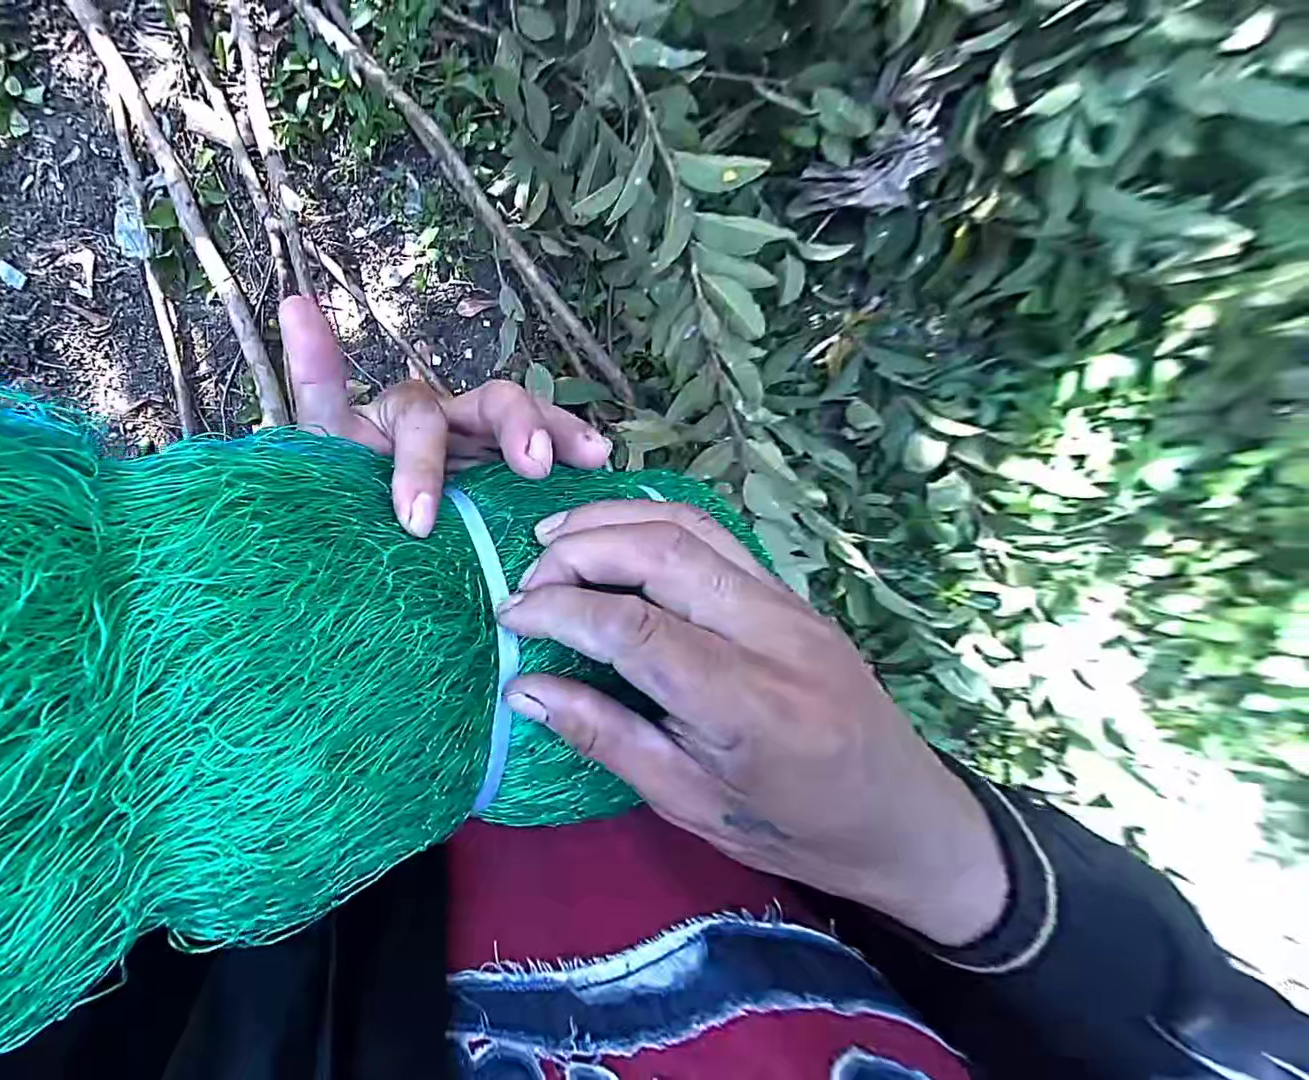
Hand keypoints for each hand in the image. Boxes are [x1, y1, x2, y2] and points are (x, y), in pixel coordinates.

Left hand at [280, 295, 610, 535]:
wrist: (364, 530)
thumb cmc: (342, 480)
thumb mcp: (322, 437)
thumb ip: (316, 377)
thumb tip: (296, 301)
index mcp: (404, 415)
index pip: (420, 418)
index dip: (421, 463)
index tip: (417, 519)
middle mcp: (450, 423)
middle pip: (493, 402)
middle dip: (514, 428)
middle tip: (531, 467)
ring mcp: (483, 449)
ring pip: (529, 424)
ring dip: (559, 432)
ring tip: (592, 454)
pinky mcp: (507, 478)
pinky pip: (549, 460)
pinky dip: (574, 460)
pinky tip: (600, 472)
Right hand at [493, 499, 1008, 946]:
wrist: (912, 820)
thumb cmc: (794, 828)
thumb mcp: (687, 802)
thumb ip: (602, 736)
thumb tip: (521, 688)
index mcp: (748, 707)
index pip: (634, 627)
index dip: (559, 610)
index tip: (510, 617)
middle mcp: (773, 634)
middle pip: (659, 552)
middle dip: (574, 554)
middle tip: (525, 584)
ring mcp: (787, 601)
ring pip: (683, 524)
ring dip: (605, 521)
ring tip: (547, 539)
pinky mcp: (786, 588)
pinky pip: (708, 530)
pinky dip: (643, 519)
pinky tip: (605, 533)